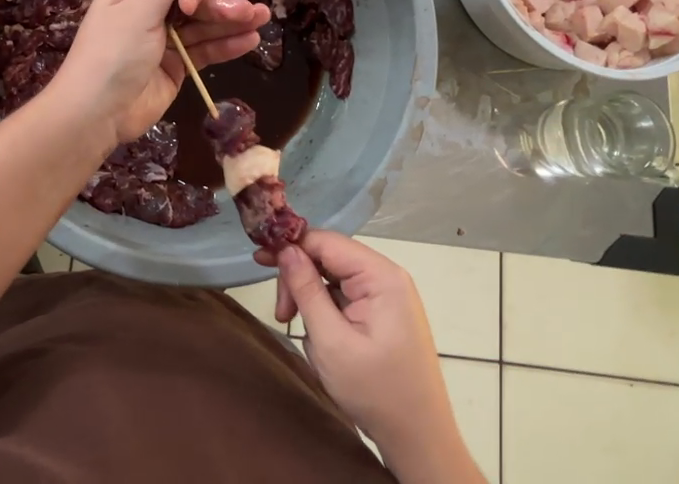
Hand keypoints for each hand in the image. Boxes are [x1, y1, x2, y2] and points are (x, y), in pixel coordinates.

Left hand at [43, 0, 269, 147]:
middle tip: (253, 12)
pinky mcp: (175, 68)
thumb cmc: (112, 55)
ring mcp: (162, 42)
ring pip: (202, 27)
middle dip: (220, 7)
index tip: (192, 5)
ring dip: (231, 24)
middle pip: (192, 2)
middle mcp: (147, 12)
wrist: (96, 114)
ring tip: (263, 20)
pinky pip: (203, 52)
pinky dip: (225, 46)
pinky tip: (250, 40)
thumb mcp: (139, 10)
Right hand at [266, 232, 480, 479]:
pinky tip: (317, 332)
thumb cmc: (375, 391)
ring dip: (309, 296)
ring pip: (334, 276)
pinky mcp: (384, 311)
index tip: (259, 261)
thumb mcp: (331, 341)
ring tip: (296, 327)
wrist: (419, 438)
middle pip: (329, 256)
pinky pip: (345, 294)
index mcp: (381, 276)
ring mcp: (388, 294)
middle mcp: (387, 276)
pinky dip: (324, 308)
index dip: (291, 245)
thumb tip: (285, 249)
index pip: (326, 241)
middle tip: (281, 314)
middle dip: (299, 279)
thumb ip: (307, 290)